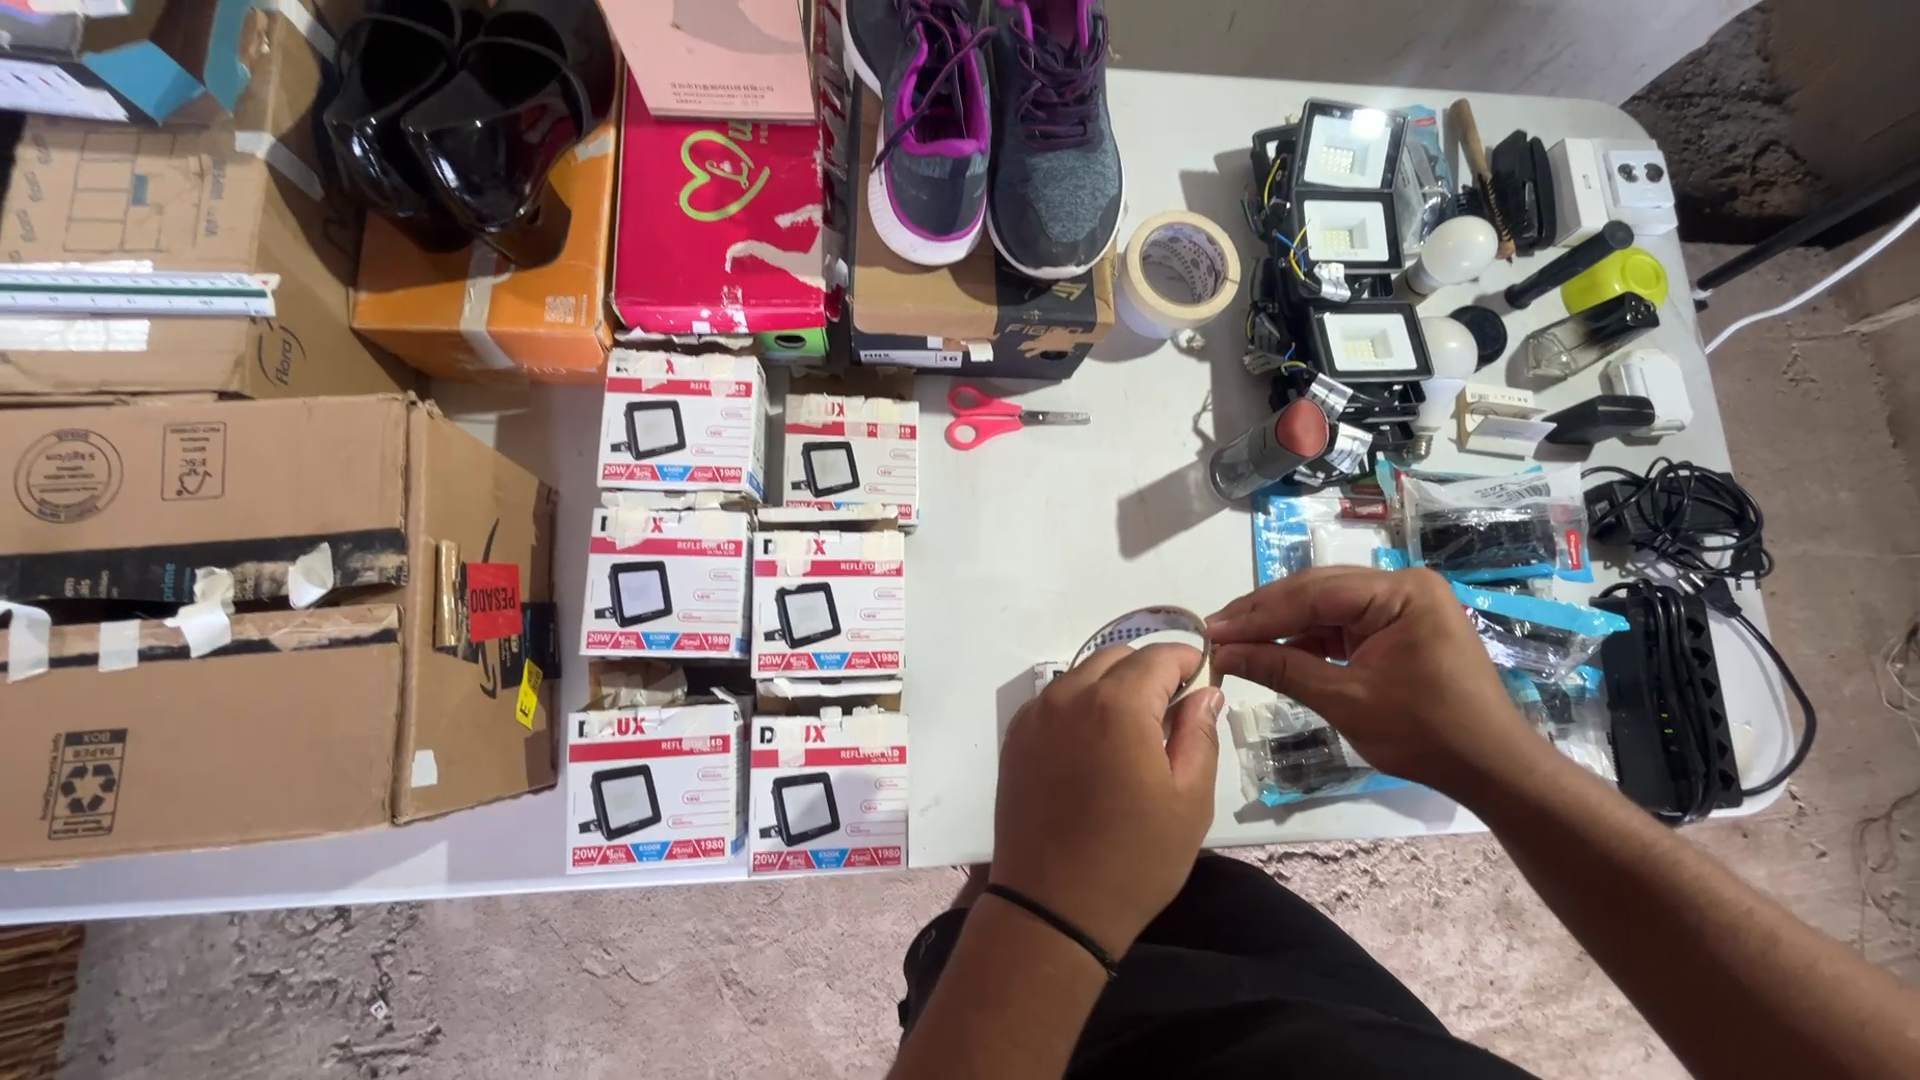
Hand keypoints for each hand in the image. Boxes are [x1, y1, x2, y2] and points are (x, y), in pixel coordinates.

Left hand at [990, 644, 1222, 959]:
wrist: (1051, 906)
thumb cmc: (1134, 859)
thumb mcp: (1189, 800)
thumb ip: (1200, 733)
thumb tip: (1205, 692)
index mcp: (1117, 705)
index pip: (1158, 655)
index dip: (1186, 661)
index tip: (1203, 680)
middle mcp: (1069, 695)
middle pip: (1117, 658)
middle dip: (1149, 671)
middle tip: (1171, 711)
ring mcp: (1036, 714)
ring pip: (1082, 674)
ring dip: (1113, 686)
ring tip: (1133, 732)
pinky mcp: (1016, 736)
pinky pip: (1055, 699)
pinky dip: (1081, 704)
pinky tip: (1094, 746)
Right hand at [1207, 567, 1544, 799]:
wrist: (1492, 770)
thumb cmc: (1426, 735)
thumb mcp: (1345, 700)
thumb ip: (1282, 669)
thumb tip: (1223, 653)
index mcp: (1401, 593)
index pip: (1313, 594)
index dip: (1257, 614)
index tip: (1211, 629)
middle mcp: (1402, 586)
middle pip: (1315, 592)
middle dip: (1264, 615)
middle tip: (1214, 631)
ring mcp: (1400, 606)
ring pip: (1322, 606)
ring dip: (1279, 626)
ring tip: (1233, 640)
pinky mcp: (1394, 627)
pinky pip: (1338, 624)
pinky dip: (1304, 639)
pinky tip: (1270, 649)